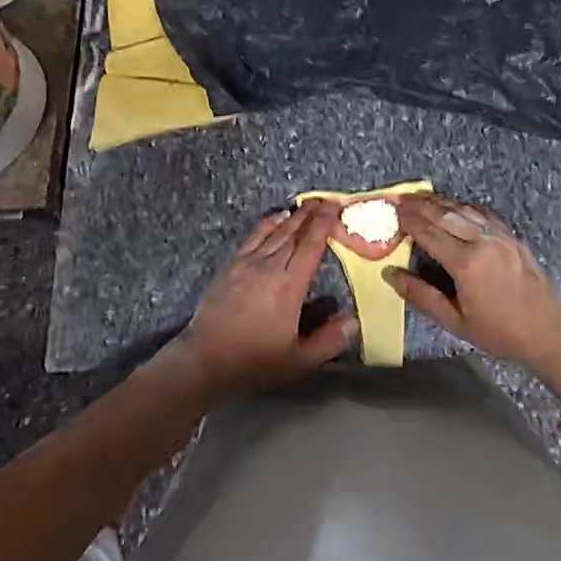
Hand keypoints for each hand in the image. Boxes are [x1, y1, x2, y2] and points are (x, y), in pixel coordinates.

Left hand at [172, 200, 357, 394]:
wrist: (206, 359)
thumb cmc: (255, 361)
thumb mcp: (299, 360)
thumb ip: (329, 340)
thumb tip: (353, 320)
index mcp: (289, 286)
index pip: (311, 247)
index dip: (324, 225)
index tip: (335, 207)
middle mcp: (270, 267)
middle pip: (294, 233)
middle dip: (311, 215)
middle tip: (325, 199)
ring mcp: (248, 264)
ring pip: (275, 233)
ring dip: (292, 217)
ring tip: (306, 205)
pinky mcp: (231, 266)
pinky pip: (253, 237)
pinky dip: (267, 224)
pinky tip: (276, 218)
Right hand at [387, 194, 560, 367]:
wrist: (548, 333)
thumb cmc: (499, 332)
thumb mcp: (454, 321)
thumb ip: (420, 295)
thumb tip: (390, 273)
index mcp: (466, 264)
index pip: (428, 233)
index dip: (408, 220)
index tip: (391, 211)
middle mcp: (483, 242)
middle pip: (444, 214)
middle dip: (419, 204)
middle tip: (398, 198)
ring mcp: (500, 236)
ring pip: (463, 209)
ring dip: (439, 201)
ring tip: (419, 196)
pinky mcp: (512, 237)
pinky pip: (483, 213)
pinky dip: (463, 206)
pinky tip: (453, 205)